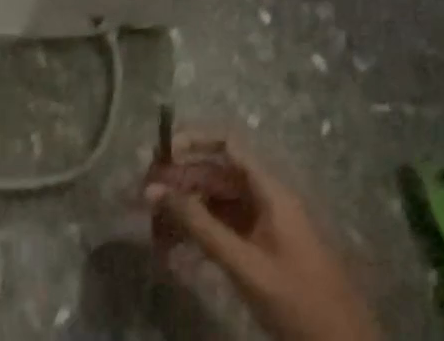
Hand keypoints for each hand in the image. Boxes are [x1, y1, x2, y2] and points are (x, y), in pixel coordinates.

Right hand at [146, 135, 380, 340]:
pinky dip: (198, 233)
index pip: (228, 146)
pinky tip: (175, 249)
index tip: (160, 156)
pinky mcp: (261, 249)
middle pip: (215, 175)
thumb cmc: (299, 301)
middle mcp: (267, 200)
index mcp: (271, 193)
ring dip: (184, 212)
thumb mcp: (244, 263)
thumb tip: (152, 189)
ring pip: (214, 203)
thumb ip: (199, 224)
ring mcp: (265, 225)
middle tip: (144, 199)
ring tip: (155, 230)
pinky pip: (222, 228)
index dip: (192, 142)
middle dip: (178, 183)